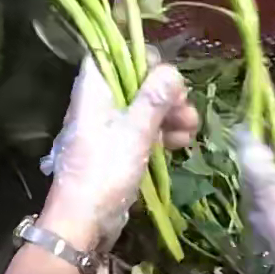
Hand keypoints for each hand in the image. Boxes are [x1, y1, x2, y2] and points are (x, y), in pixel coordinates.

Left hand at [39, 58, 199, 250]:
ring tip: (191, 130)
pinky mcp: (119, 146)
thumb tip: (171, 70)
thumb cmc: (104, 172)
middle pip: (137, 80)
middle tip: (186, 109)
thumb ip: (153, 99)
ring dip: (170, 114)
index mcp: (95, 89)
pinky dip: (162, 132)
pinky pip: (144, 128)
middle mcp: (100, 101)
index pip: (114, 51)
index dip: (142, 57)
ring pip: (145, 105)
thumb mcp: (134, 132)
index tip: (167, 75)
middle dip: (166, 92)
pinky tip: (183, 142)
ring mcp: (110, 125)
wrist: (83, 221)